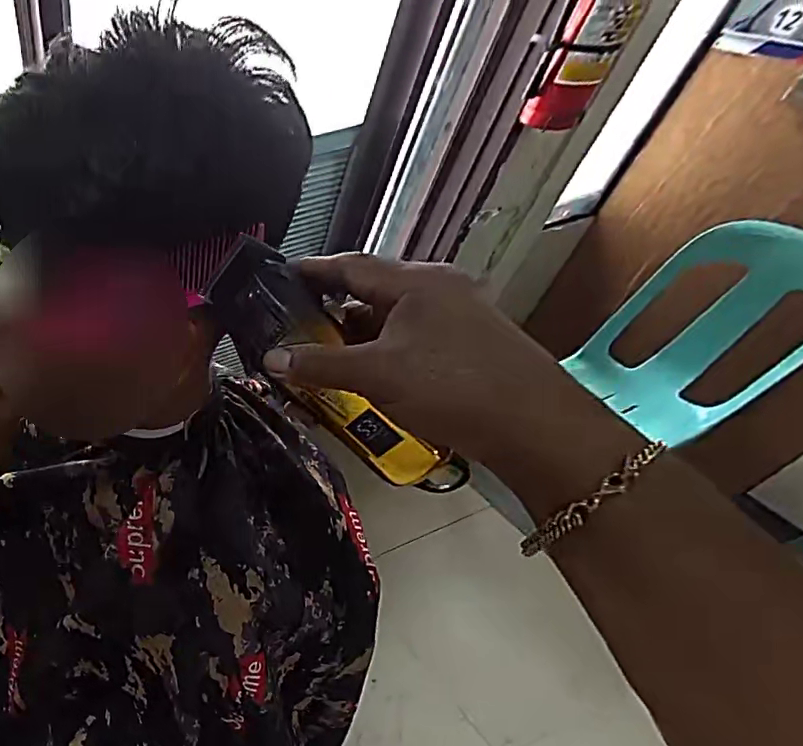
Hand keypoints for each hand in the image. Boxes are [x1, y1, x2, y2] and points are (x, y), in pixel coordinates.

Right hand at [265, 254, 640, 486]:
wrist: (527, 423)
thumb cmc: (454, 386)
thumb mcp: (377, 375)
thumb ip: (322, 366)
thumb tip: (275, 359)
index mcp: (416, 283)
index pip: (351, 266)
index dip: (312, 270)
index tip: (281, 276)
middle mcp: (437, 290)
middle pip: (370, 293)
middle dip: (330, 311)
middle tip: (294, 328)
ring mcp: (453, 317)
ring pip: (389, 320)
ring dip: (355, 337)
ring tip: (322, 358)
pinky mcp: (462, 346)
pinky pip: (407, 341)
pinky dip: (379, 353)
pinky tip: (364, 376)